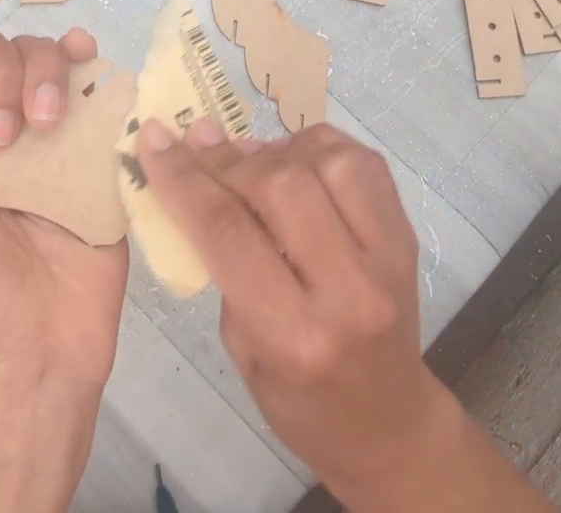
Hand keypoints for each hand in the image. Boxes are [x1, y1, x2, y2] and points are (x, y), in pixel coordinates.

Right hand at [136, 119, 554, 512]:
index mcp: (292, 334)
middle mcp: (347, 291)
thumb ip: (222, 261)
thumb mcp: (239, 343)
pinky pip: (364, 164)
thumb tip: (200, 173)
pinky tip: (297, 159)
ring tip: (254, 160)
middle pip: (280, 186)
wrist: (387, 421)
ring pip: (329, 163)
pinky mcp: (407, 237)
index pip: (226, 231)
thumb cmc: (297, 396)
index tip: (153, 139)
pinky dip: (322, 147)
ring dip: (279, 150)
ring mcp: (387, 259)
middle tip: (200, 146)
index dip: (182, 177)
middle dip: (227, 158)